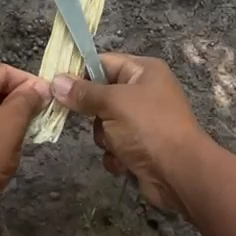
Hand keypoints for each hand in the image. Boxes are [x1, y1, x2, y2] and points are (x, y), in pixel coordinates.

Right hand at [50, 54, 211, 213]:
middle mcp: (144, 92)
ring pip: (104, 124)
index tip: (56, 85)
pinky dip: (115, 155)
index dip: (80, 73)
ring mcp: (143, 121)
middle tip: (97, 120)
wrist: (179, 173)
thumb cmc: (148, 127)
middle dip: (95, 114)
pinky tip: (124, 162)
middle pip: (101, 96)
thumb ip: (83, 93)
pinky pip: (114, 145)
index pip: (103, 62)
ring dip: (105, 138)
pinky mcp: (141, 146)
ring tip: (117, 144)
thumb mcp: (113, 103)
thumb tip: (55, 81)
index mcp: (144, 71)